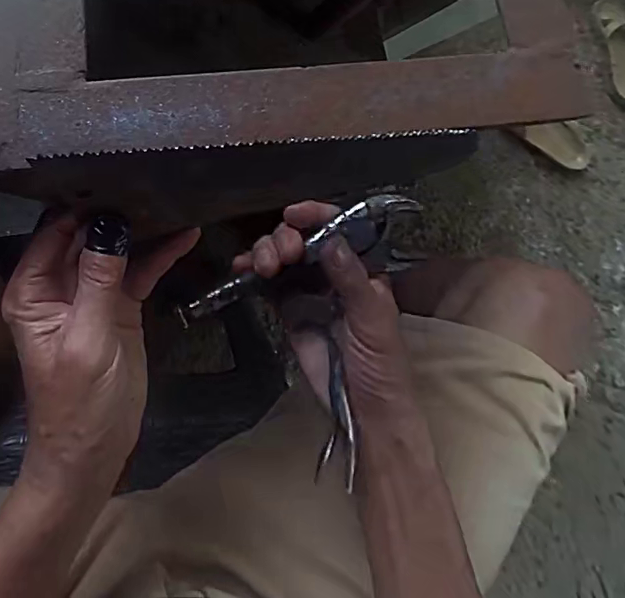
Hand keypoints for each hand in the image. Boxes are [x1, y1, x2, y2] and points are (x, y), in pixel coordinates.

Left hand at [2, 210, 199, 494]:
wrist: (95, 454)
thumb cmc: (77, 401)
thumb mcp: (87, 338)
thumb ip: (98, 279)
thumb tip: (109, 224)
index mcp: (33, 289)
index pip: (53, 232)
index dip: (81, 207)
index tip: (113, 181)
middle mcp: (57, 284)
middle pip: (84, 234)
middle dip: (114, 212)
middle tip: (148, 182)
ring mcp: (90, 293)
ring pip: (114, 248)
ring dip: (140, 229)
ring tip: (169, 200)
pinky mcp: (118, 306)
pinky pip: (137, 271)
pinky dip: (158, 255)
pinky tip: (184, 236)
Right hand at [232, 201, 418, 415]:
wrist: (364, 410)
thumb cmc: (382, 364)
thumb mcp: (374, 318)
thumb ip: (352, 278)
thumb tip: (330, 239)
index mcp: (360, 268)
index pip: (338, 228)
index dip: (316, 215)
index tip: (294, 214)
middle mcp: (331, 272)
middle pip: (301, 237)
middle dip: (285, 236)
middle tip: (282, 254)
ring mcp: (306, 289)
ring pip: (280, 254)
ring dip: (265, 250)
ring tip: (263, 266)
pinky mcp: (286, 308)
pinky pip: (266, 281)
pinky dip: (251, 271)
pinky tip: (242, 269)